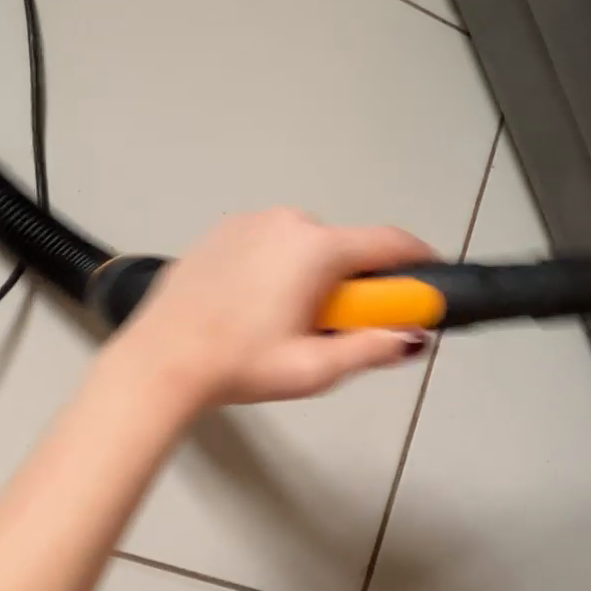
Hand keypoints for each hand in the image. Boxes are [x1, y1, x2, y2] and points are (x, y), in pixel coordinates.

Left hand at [106, 208, 435, 407]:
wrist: (161, 361)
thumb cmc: (236, 366)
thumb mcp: (315, 369)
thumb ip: (373, 349)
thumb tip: (412, 338)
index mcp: (315, 250)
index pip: (389, 243)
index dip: (418, 260)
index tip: (428, 278)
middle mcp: (287, 223)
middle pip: (346, 247)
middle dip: (354, 283)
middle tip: (335, 326)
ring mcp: (252, 221)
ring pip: (308, 245)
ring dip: (314, 275)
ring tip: (286, 321)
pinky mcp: (225, 229)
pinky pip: (273, 243)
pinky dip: (280, 267)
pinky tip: (257, 305)